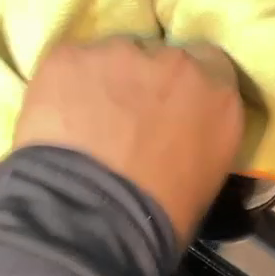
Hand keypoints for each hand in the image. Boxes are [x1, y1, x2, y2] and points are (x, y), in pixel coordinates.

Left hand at [14, 39, 243, 245]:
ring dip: (103, 84)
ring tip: (84, 127)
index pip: (209, 67)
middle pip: (158, 58)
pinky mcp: (69, 57)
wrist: (91, 221)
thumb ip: (198, 141)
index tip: (168, 112)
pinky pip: (69, 66)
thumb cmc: (158, 221)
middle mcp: (175, 63)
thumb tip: (178, 139)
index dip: (184, 89)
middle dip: (143, 85)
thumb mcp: (204, 180)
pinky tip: (55, 123)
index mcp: (219, 97)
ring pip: (111, 58)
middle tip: (123, 125)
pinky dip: (63, 90)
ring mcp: (119, 54)